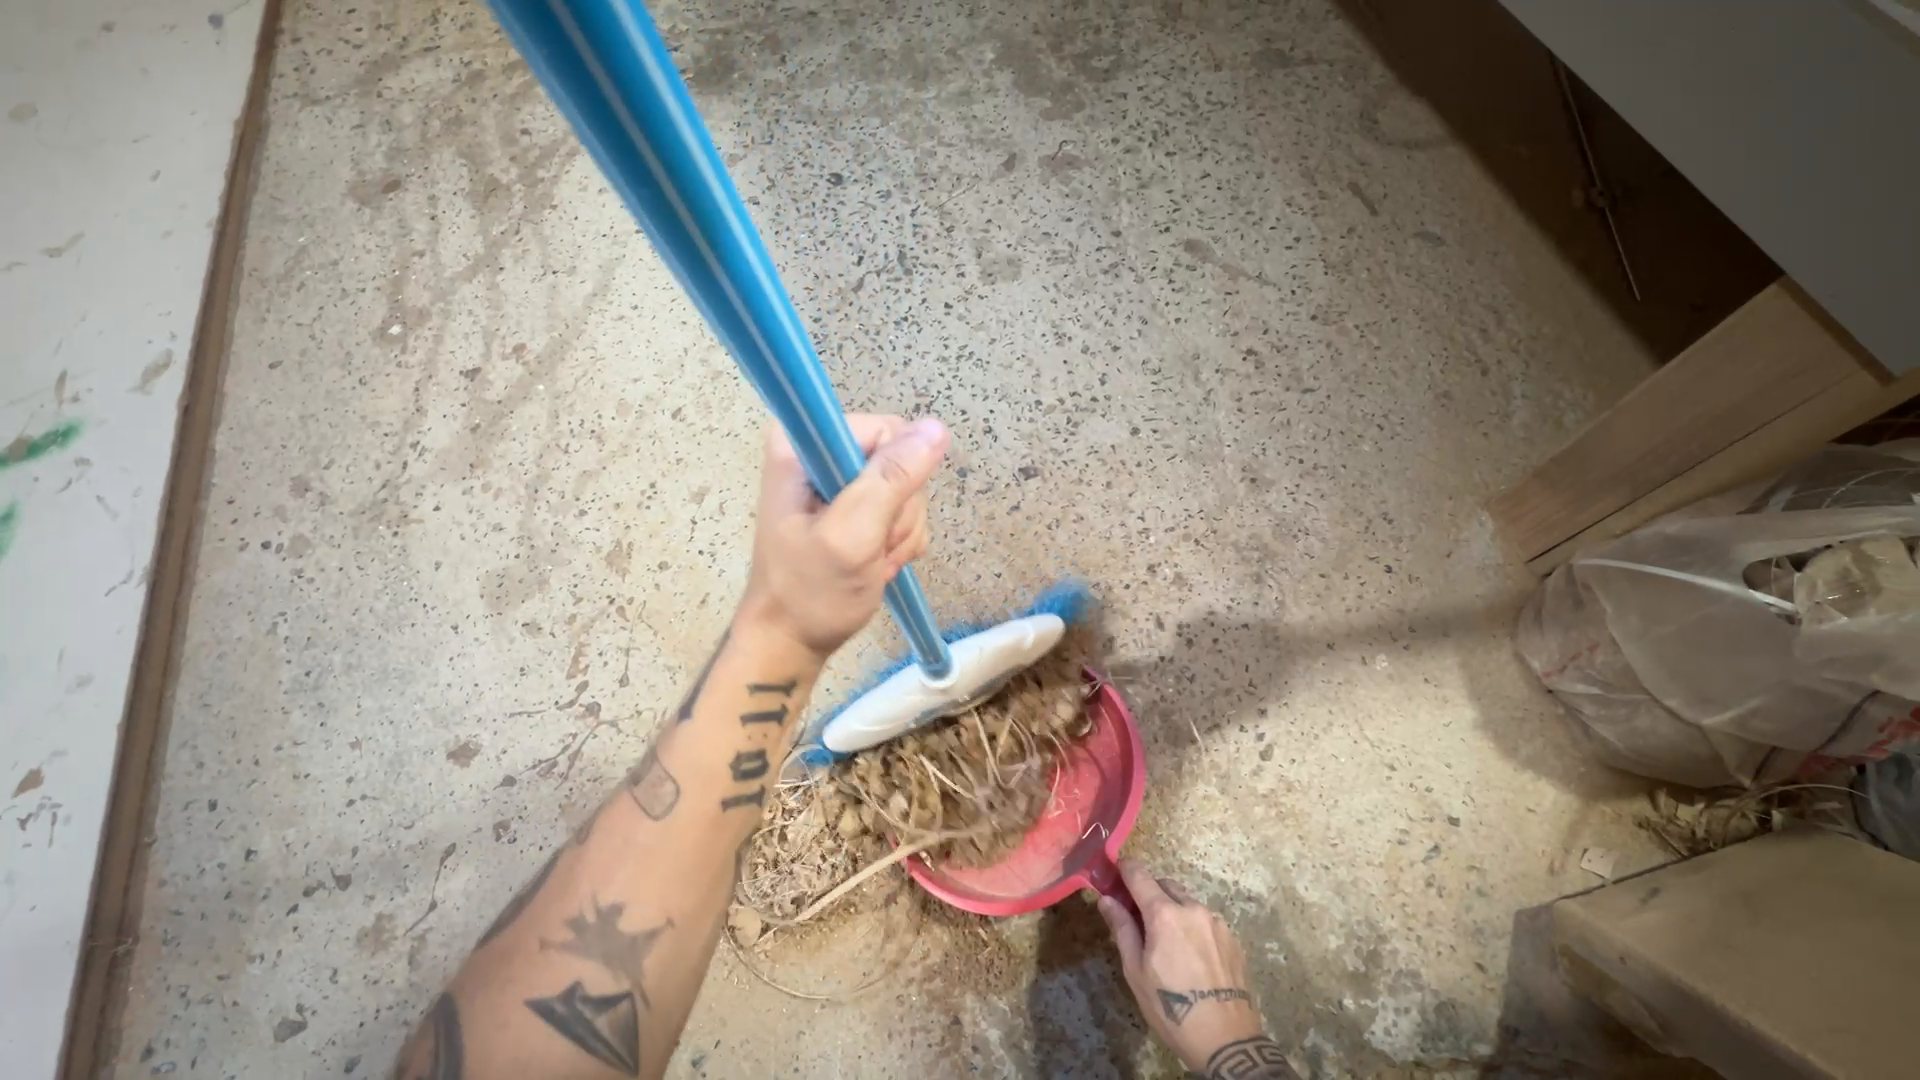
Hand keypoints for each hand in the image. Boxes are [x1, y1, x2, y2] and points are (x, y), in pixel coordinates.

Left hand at [737, 414, 949, 658]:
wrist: (792, 639)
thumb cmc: (810, 593)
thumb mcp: (851, 536)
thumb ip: (891, 480)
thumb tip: (936, 428)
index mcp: (802, 444)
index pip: (886, 430)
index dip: (894, 475)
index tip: (874, 517)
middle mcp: (821, 451)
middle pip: (900, 459)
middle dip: (898, 511)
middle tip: (872, 547)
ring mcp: (841, 480)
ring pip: (908, 488)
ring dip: (900, 533)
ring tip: (871, 560)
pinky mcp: (857, 505)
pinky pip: (904, 510)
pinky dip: (899, 542)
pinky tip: (877, 562)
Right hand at [1097, 859, 1268, 1073]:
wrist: (1226, 1040)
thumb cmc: (1172, 1007)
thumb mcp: (1136, 971)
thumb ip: (1122, 928)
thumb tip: (1106, 899)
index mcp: (1165, 914)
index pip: (1140, 875)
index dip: (1125, 869)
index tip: (1115, 870)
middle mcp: (1193, 909)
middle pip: (1166, 885)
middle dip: (1150, 892)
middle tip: (1139, 916)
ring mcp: (1216, 923)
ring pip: (1188, 903)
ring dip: (1174, 910)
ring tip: (1169, 942)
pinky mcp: (1233, 939)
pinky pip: (1206, 921)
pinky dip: (1193, 926)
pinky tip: (1192, 955)